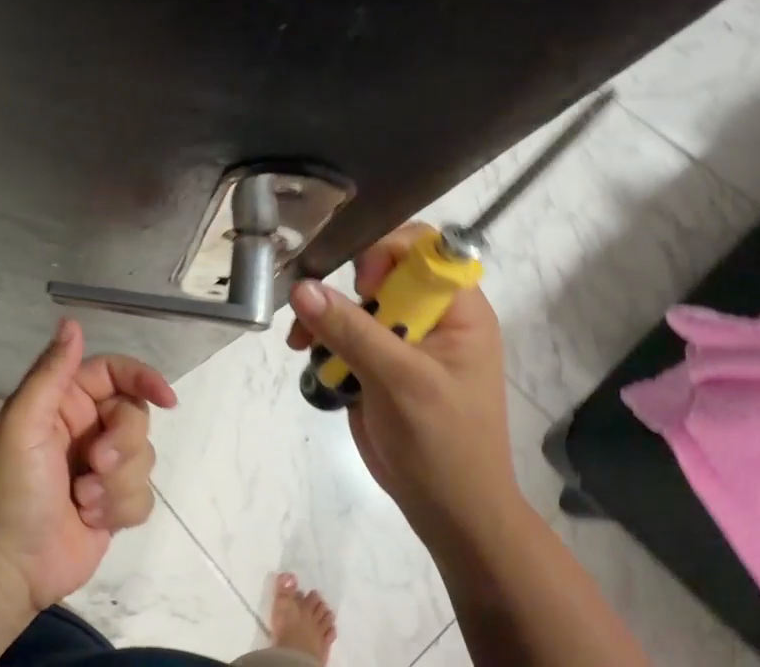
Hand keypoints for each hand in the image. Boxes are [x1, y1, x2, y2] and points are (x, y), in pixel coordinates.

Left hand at [0, 319, 177, 610]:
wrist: (14, 562)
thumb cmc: (14, 486)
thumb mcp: (25, 421)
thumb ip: (52, 372)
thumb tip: (72, 323)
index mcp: (63, 401)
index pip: (114, 373)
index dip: (143, 378)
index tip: (166, 398)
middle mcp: (86, 428)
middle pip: (135, 418)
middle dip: (123, 444)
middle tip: (95, 463)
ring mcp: (102, 467)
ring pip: (144, 459)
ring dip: (117, 483)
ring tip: (83, 501)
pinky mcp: (114, 504)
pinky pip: (144, 496)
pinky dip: (120, 509)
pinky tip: (91, 521)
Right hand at [287, 223, 518, 534]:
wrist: (448, 510)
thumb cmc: (442, 443)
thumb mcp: (401, 381)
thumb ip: (352, 330)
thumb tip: (301, 287)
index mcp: (458, 312)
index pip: (423, 249)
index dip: (387, 254)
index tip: (362, 287)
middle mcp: (431, 316)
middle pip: (379, 270)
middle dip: (343, 287)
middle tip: (318, 313)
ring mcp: (402, 339)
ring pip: (353, 300)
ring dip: (323, 314)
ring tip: (302, 342)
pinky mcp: (376, 362)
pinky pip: (342, 330)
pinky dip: (320, 337)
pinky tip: (305, 353)